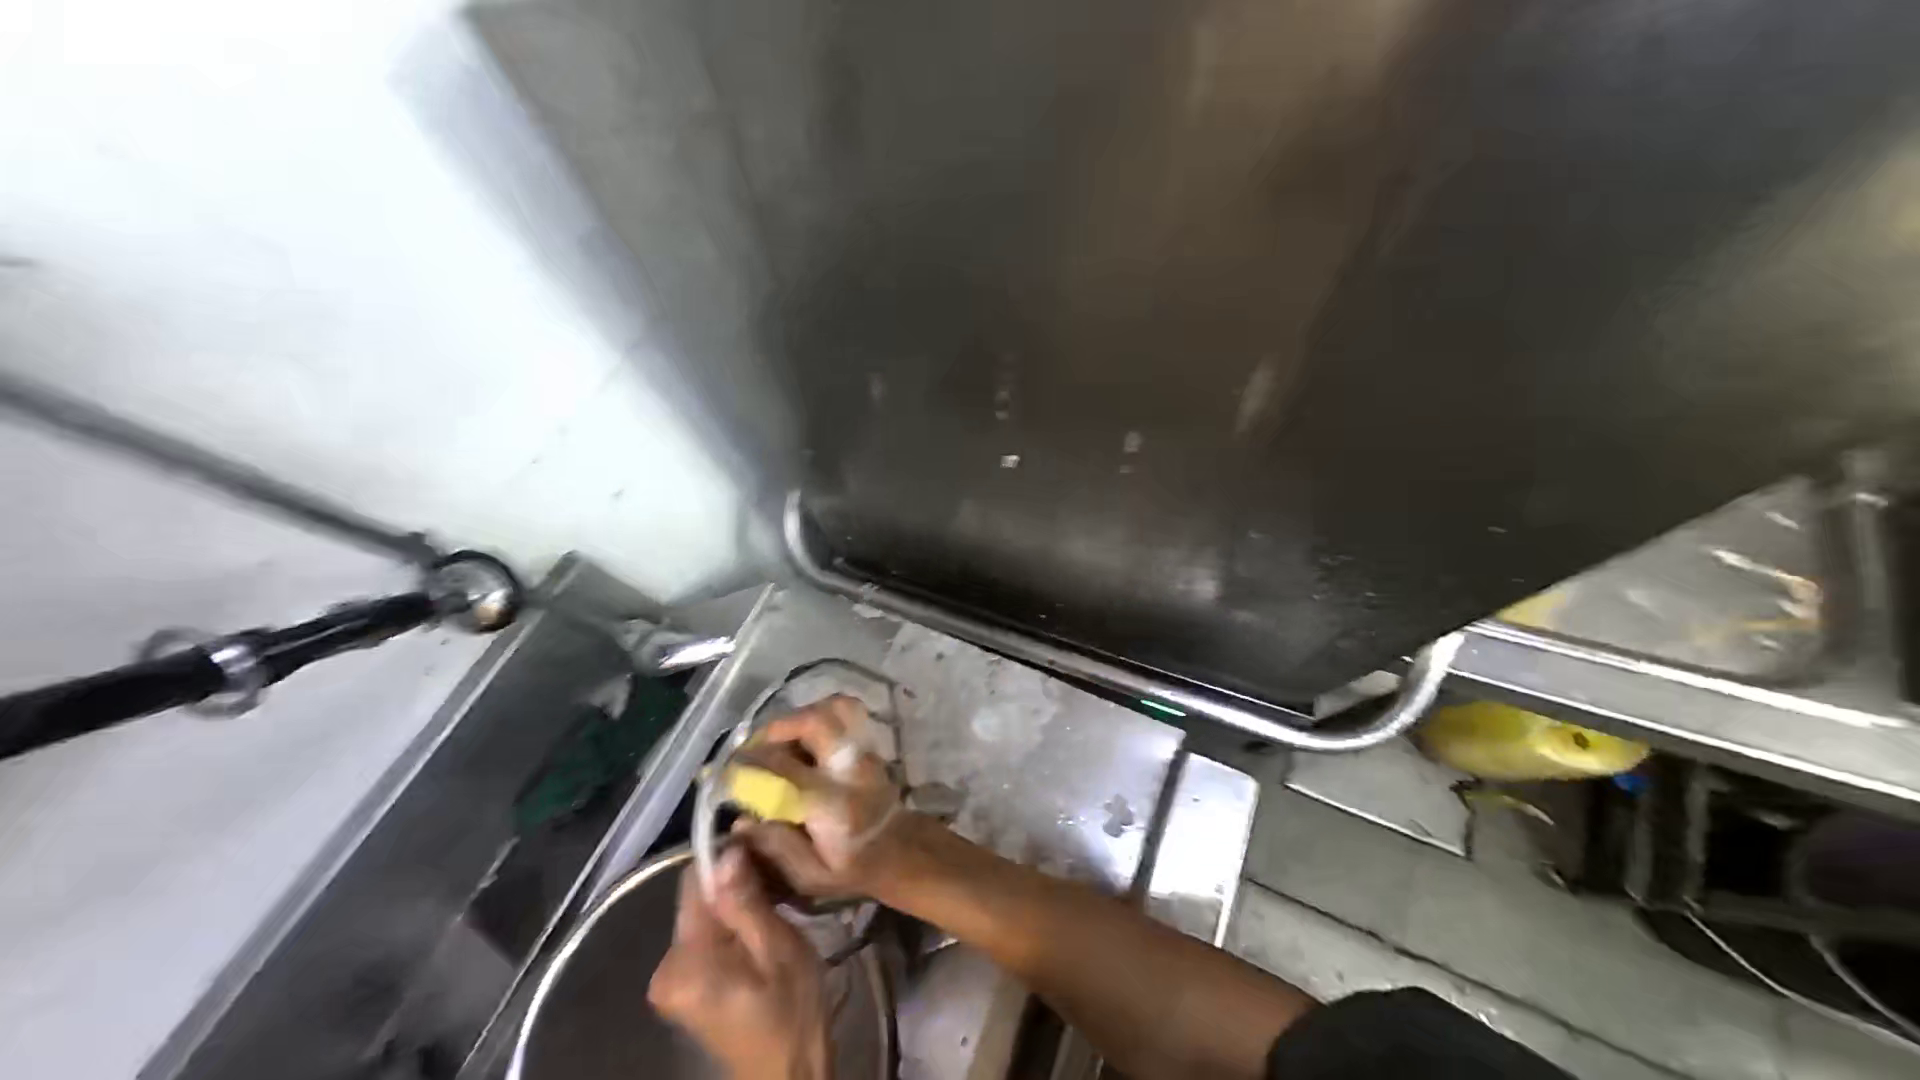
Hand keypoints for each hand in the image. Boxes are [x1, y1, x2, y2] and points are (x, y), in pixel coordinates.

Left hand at [649, 847, 829, 1079]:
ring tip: (775, 908)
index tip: (766, 856)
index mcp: (684, 958)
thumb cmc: (790, 1015)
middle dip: (737, 885)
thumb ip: (747, 902)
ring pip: (706, 913)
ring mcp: (672, 977)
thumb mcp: (778, 950)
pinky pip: (707, 934)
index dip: (731, 860)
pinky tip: (762, 930)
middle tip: (778, 887)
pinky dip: (734, 924)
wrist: (788, 1076)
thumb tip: (728, 852)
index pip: (695, 881)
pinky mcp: (685, 984)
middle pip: (699, 897)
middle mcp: (666, 965)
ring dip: (738, 903)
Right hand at [737, 695, 907, 898]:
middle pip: (818, 722)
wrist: (899, 850)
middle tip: (754, 746)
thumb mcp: (810, 876)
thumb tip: (740, 821)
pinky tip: (801, 737)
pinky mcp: (869, 743)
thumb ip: (776, 848)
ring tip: (778, 740)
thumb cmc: (851, 868)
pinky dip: (818, 714)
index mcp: (835, 807)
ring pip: (836, 708)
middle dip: (779, 727)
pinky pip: (845, 711)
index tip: (729, 771)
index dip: (753, 766)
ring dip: (800, 716)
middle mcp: (852, 771)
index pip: (788, 772)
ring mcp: (865, 752)